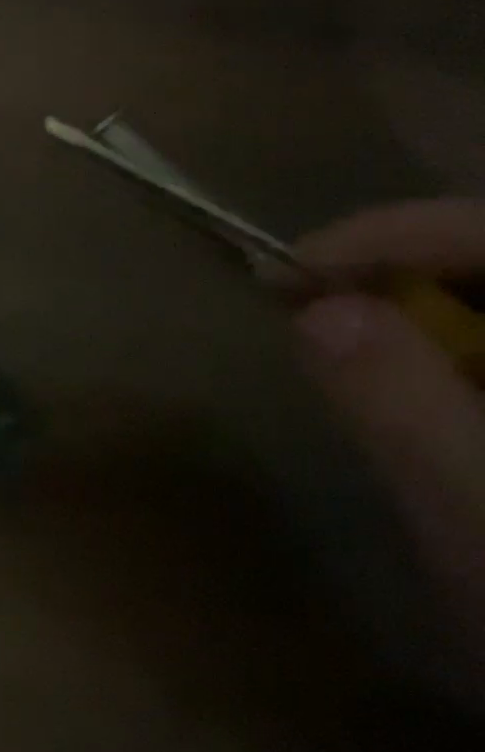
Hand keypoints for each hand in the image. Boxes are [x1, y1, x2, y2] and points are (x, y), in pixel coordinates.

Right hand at [292, 199, 484, 660]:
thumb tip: (314, 310)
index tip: (286, 274)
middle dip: (404, 263)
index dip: (397, 233)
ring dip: (426, 301)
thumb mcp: (479, 519)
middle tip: (302, 302)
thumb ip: (404, 407)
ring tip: (346, 337)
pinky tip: (419, 382)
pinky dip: (460, 345)